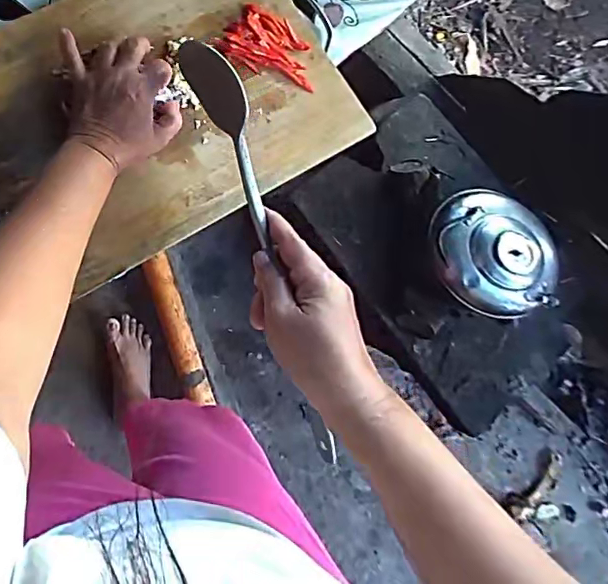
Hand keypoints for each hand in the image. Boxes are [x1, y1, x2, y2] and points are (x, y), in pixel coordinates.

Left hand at [59, 29, 182, 172]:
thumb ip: (173, 119)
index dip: (164, 72)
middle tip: (142, 52)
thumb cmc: (127, 147)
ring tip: (117, 53)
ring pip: (108, 48)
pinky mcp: (80, 82)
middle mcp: (122, 75)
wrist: (95, 152)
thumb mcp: (160, 139)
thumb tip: (172, 104)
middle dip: (141, 46)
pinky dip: (67, 45)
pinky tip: (64, 32)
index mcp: (143, 87)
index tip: (160, 80)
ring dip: (115, 48)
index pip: (161, 66)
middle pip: (134, 46)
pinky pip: (72, 59)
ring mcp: (99, 75)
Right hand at [251, 209, 389, 423]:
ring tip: (268, 325)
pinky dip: (287, 309)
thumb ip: (268, 282)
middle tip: (258, 307)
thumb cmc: (316, 361)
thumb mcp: (279, 317)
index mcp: (318, 277)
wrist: (349, 396)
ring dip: (274, 299)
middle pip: (289, 264)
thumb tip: (263, 260)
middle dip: (267, 280)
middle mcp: (330, 283)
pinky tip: (280, 330)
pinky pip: (303, 299)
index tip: (259, 211)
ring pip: (294, 284)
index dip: (273, 225)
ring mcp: (334, 299)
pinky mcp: (333, 314)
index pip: (291, 240)